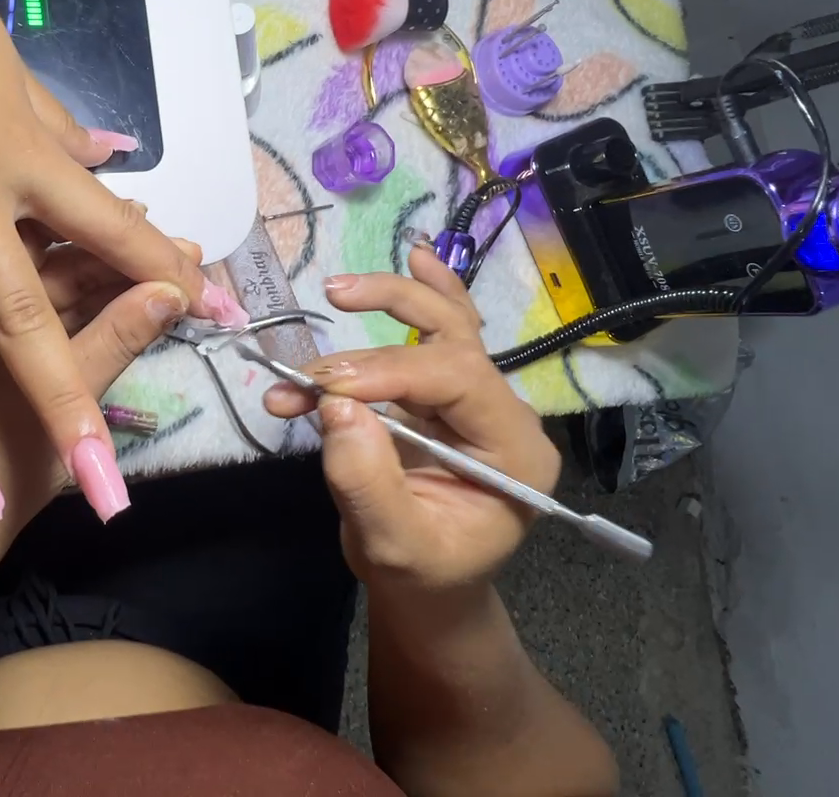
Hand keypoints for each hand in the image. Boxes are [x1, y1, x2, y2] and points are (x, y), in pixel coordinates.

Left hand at [0, 242, 189, 579]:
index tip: (186, 250)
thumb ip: (116, 341)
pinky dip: (107, 302)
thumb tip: (170, 292)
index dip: (128, 248)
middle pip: (72, 259)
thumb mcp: (66, 397)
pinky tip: (145, 291)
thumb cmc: (3, 462)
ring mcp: (2, 312)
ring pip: (73, 282)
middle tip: (193, 253)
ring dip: (124, 277)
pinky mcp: (17, 336)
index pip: (64, 252)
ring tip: (181, 266)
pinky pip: (67, 307)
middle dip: (133, 257)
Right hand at [264, 248, 559, 591]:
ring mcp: (473, 399)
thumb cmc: (420, 572)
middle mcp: (502, 413)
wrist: (427, 583)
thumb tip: (335, 405)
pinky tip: (418, 256)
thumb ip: (368, 482)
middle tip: (330, 309)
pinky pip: (438, 334)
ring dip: (392, 298)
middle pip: (456, 336)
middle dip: (387, 320)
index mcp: (515, 452)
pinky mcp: (440, 394)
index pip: (456, 380)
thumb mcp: (393, 545)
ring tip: (337, 289)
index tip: (323, 386)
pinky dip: (423, 294)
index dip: (387, 372)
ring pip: (445, 323)